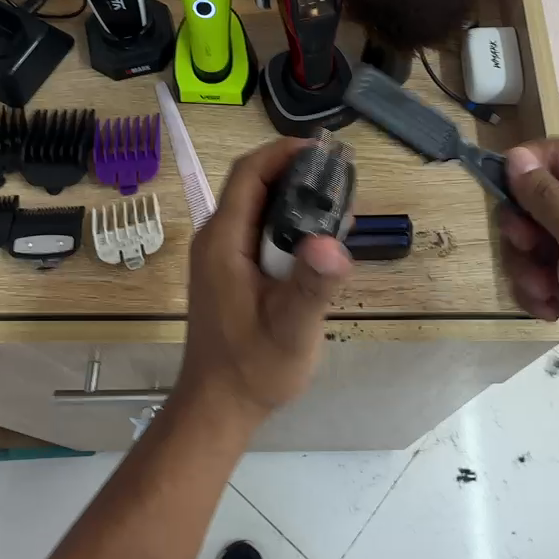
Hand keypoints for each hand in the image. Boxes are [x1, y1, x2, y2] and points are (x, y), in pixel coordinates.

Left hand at [177, 139, 354, 430]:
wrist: (219, 406)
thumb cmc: (253, 368)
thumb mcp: (291, 329)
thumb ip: (311, 286)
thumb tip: (333, 243)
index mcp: (223, 241)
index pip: (249, 174)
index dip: (284, 153)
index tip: (325, 151)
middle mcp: (217, 239)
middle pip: (254, 184)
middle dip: (296, 172)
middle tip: (341, 178)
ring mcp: (222, 255)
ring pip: (258, 206)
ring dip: (294, 197)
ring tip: (337, 203)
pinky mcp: (231, 270)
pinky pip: (259, 229)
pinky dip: (288, 222)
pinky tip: (318, 240)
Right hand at [496, 138, 558, 404]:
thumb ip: (547, 197)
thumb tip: (514, 156)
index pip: (558, 154)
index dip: (526, 164)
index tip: (498, 186)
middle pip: (533, 197)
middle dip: (523, 226)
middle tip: (527, 246)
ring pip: (526, 237)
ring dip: (526, 265)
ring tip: (546, 289)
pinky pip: (530, 270)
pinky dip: (533, 289)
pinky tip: (551, 307)